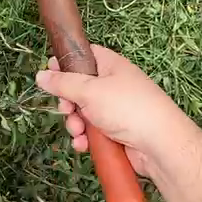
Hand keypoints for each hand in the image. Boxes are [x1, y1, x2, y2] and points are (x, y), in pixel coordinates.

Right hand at [34, 45, 201, 179]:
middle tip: (67, 110)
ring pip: (84, 113)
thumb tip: (41, 74)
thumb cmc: (128, 108)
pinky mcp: (117, 132)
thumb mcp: (89, 91)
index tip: (50, 74)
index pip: (84, 56)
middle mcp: (113, 85)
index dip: (65, 63)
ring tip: (79, 132)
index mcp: (111, 65)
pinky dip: (86, 138)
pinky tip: (85, 145)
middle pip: (79, 88)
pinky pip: (93, 132)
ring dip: (76, 124)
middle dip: (68, 103)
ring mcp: (116, 109)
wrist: (160, 145)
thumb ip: (62, 83)